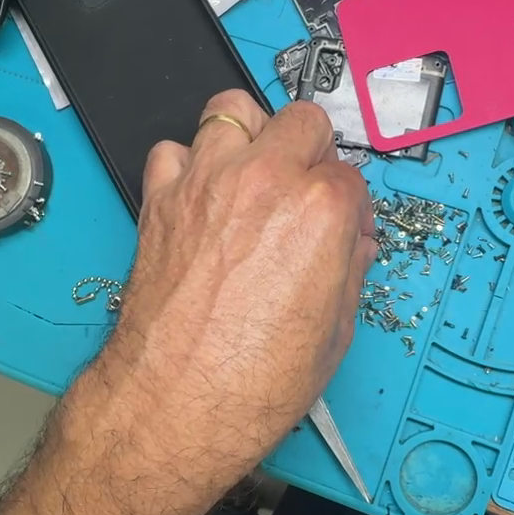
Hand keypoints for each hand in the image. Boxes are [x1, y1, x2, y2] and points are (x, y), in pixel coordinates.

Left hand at [80, 91, 373, 492]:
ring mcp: (208, 183)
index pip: (351, 176)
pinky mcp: (161, 200)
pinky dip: (189, 164)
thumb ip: (348, 271)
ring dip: (251, 137)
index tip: (344, 231)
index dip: (352, 208)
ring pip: (232, 110)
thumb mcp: (336, 333)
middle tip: (307, 188)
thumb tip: (350, 247)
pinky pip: (172, 150)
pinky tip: (202, 198)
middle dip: (313, 151)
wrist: (176, 404)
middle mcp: (265, 181)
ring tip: (253, 174)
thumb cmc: (255, 383)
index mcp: (321, 211)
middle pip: (302, 120)